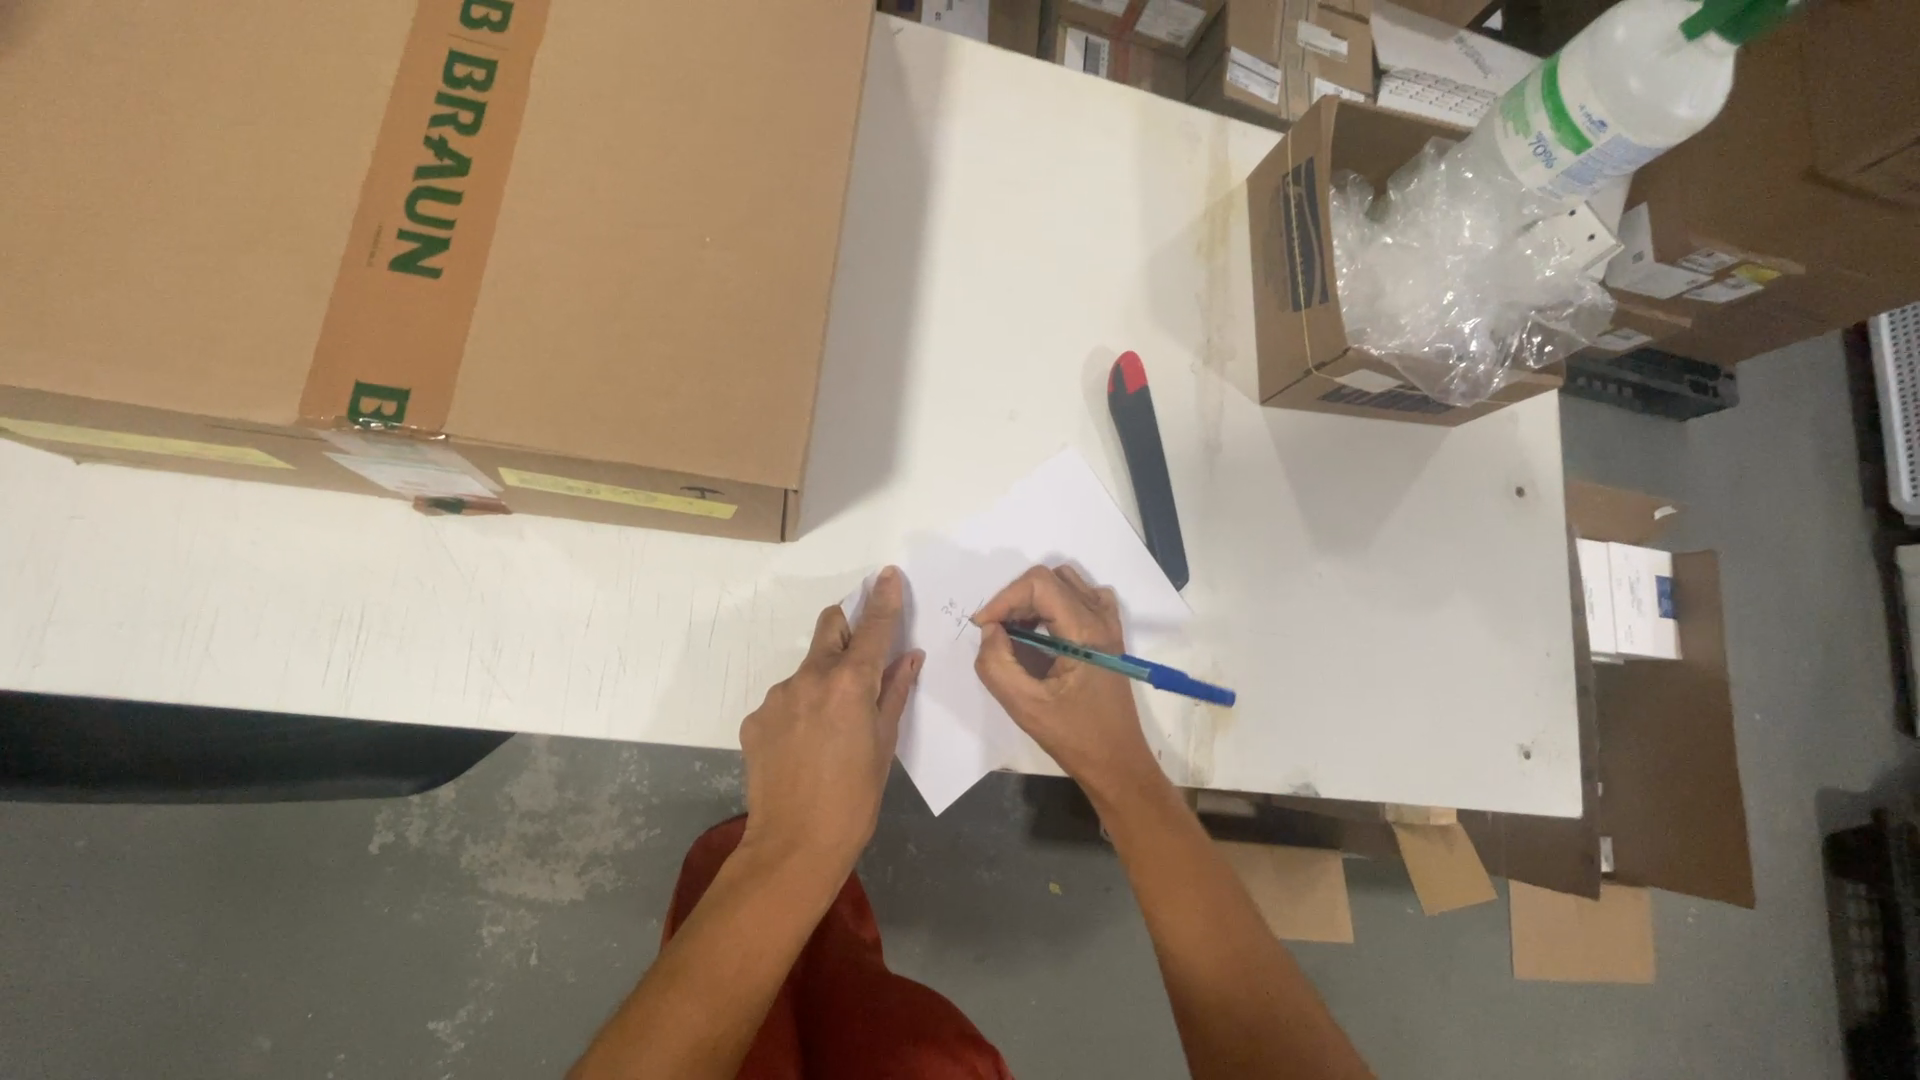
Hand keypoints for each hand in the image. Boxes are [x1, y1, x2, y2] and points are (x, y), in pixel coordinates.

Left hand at [738, 566, 921, 883]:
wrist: (793, 847)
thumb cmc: (855, 799)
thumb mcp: (885, 744)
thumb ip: (894, 693)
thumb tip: (908, 657)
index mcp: (850, 683)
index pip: (873, 627)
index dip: (884, 598)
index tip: (889, 575)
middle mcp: (810, 678)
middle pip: (830, 627)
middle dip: (847, 626)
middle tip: (862, 651)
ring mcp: (777, 697)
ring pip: (807, 669)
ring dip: (824, 680)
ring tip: (832, 727)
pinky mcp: (755, 719)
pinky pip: (786, 700)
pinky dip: (801, 709)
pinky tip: (806, 745)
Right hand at [972, 565, 1160, 798]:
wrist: (1117, 762)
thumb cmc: (1074, 737)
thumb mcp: (1024, 706)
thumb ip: (997, 664)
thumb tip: (990, 630)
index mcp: (1085, 631)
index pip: (1039, 584)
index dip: (1004, 598)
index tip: (984, 627)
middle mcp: (1101, 618)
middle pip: (1050, 579)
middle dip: (1015, 599)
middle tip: (996, 632)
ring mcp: (1108, 624)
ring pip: (1065, 583)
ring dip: (1034, 600)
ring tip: (1016, 632)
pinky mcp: (1108, 635)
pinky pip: (1081, 599)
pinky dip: (1055, 604)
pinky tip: (1043, 632)